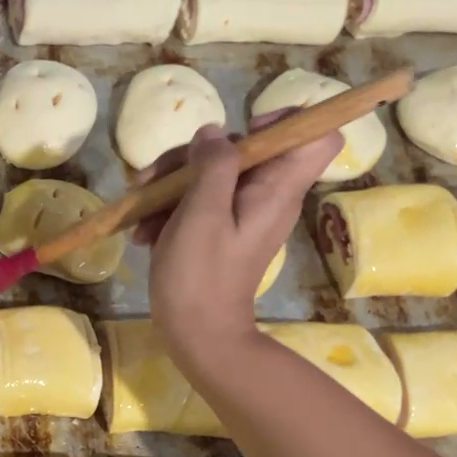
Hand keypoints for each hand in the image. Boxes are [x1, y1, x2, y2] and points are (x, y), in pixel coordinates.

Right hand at [135, 112, 340, 358]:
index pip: (316, 135)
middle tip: (154, 178)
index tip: (241, 133)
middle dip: (194, 158)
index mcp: (278, 189)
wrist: (196, 334)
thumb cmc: (201, 276)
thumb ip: (213, 167)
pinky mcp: (218, 234)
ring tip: (139, 213)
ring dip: (170, 188)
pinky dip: (169, 212)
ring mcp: (241, 216)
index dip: (285, 122)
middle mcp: (267, 196)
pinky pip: (198, 205)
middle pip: (244, 151)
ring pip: (212, 177)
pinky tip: (143, 233)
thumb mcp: (202, 215)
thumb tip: (213, 133)